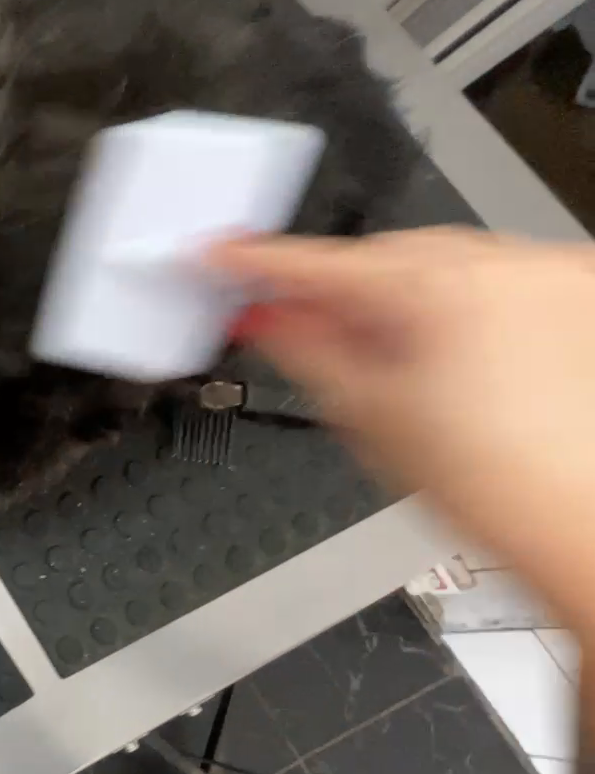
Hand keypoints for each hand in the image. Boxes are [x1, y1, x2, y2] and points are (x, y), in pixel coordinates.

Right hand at [208, 228, 594, 618]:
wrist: (576, 518)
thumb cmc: (482, 478)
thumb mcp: (355, 406)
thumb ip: (297, 345)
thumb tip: (257, 314)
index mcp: (446, 292)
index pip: (321, 264)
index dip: (254, 262)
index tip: (215, 254)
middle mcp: (513, 271)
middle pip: (382, 256)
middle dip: (326, 285)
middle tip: (273, 316)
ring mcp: (556, 282)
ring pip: (436, 263)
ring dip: (383, 294)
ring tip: (355, 346)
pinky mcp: (581, 301)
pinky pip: (486, 278)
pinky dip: (439, 302)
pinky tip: (416, 345)